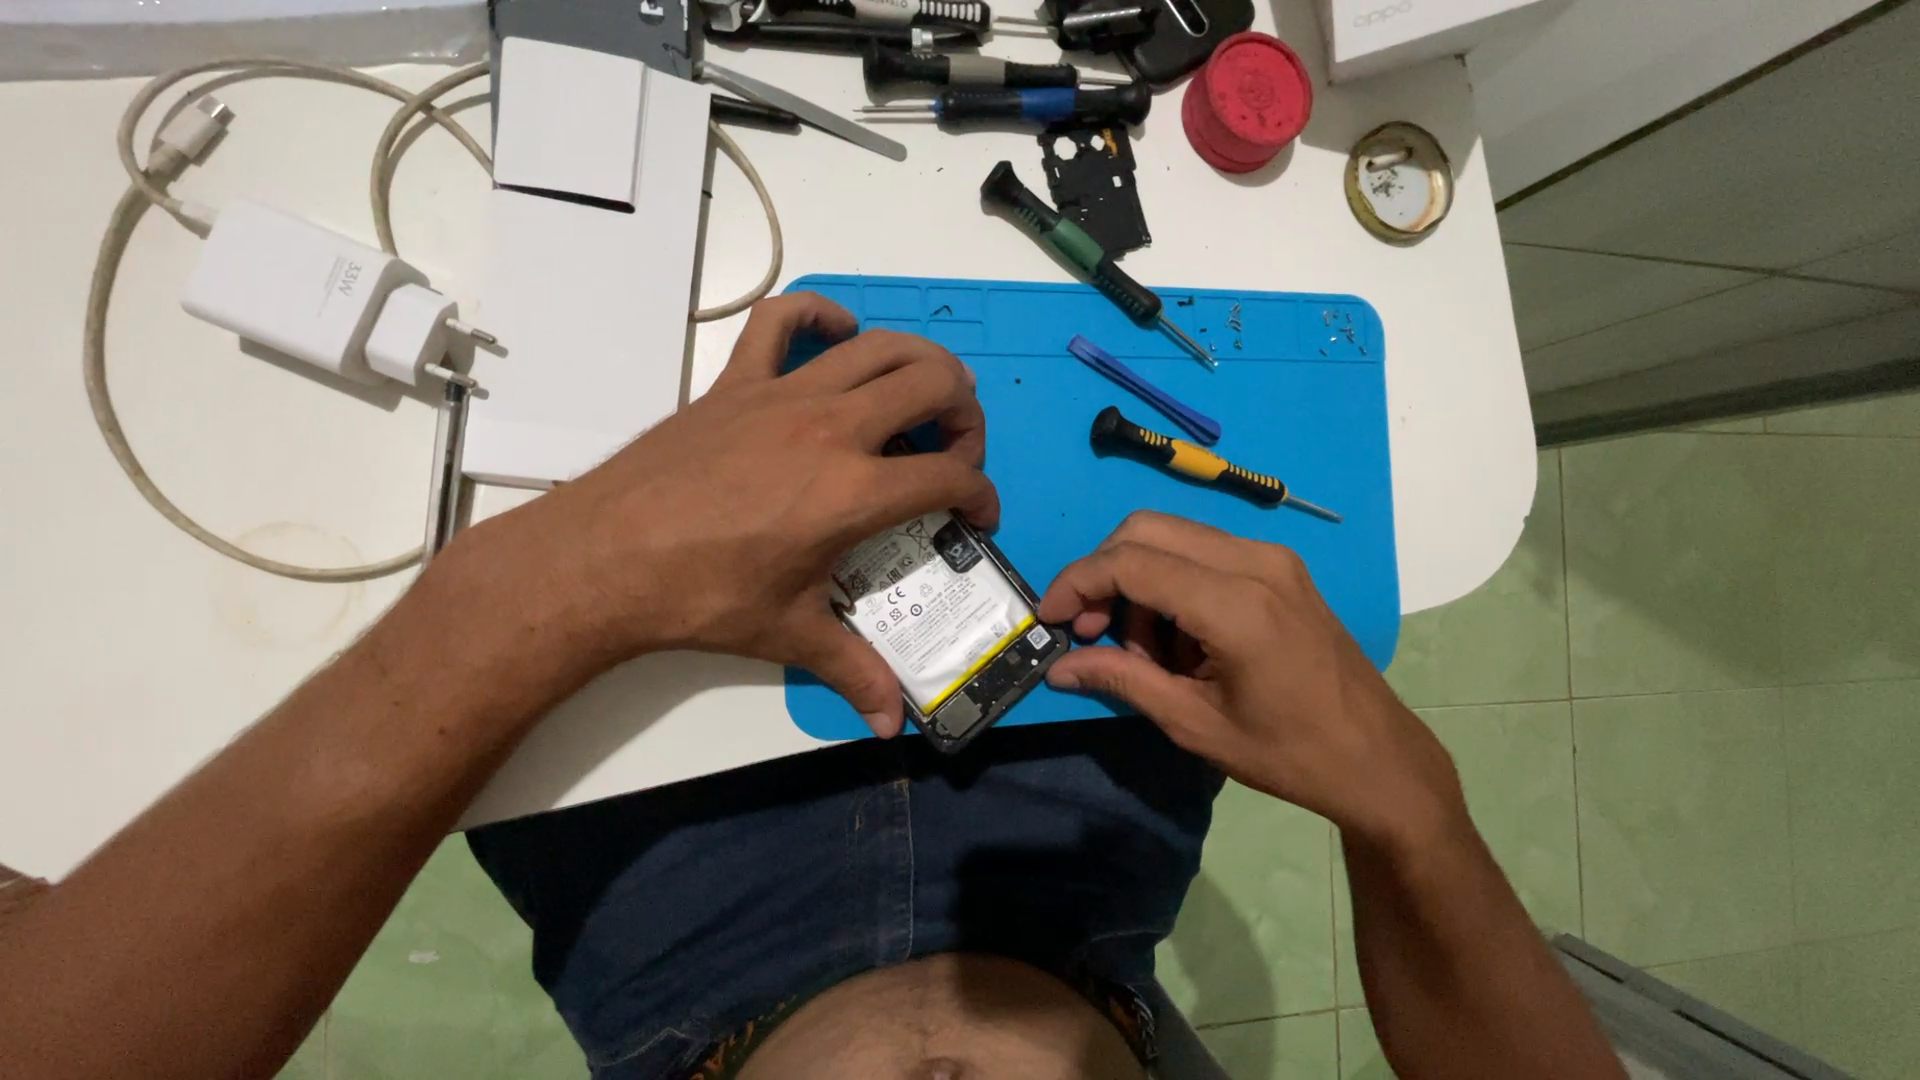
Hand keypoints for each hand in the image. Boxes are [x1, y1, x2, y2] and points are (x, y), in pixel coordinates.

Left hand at [451, 293, 996, 736]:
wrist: (604, 560)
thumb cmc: (703, 597)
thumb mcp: (790, 635)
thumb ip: (855, 672)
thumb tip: (892, 727)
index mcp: (854, 492)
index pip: (951, 477)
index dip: (982, 496)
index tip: (977, 516)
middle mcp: (832, 428)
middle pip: (934, 384)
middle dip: (966, 415)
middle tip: (952, 451)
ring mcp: (782, 394)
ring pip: (878, 345)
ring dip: (918, 363)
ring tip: (921, 396)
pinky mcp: (736, 382)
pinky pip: (783, 320)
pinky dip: (820, 315)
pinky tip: (838, 336)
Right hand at [1037, 512, 1465, 847]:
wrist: (1381, 759)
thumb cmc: (1290, 754)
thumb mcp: (1195, 725)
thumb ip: (1122, 683)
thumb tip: (1058, 668)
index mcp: (1236, 606)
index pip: (1131, 563)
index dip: (1077, 582)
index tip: (1050, 617)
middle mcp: (1255, 563)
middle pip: (1145, 530)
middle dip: (1102, 573)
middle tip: (1090, 630)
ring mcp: (1273, 559)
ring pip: (1172, 536)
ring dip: (1137, 580)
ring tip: (1143, 650)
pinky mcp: (1279, 567)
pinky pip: (1202, 552)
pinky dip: (1170, 582)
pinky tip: (1179, 638)